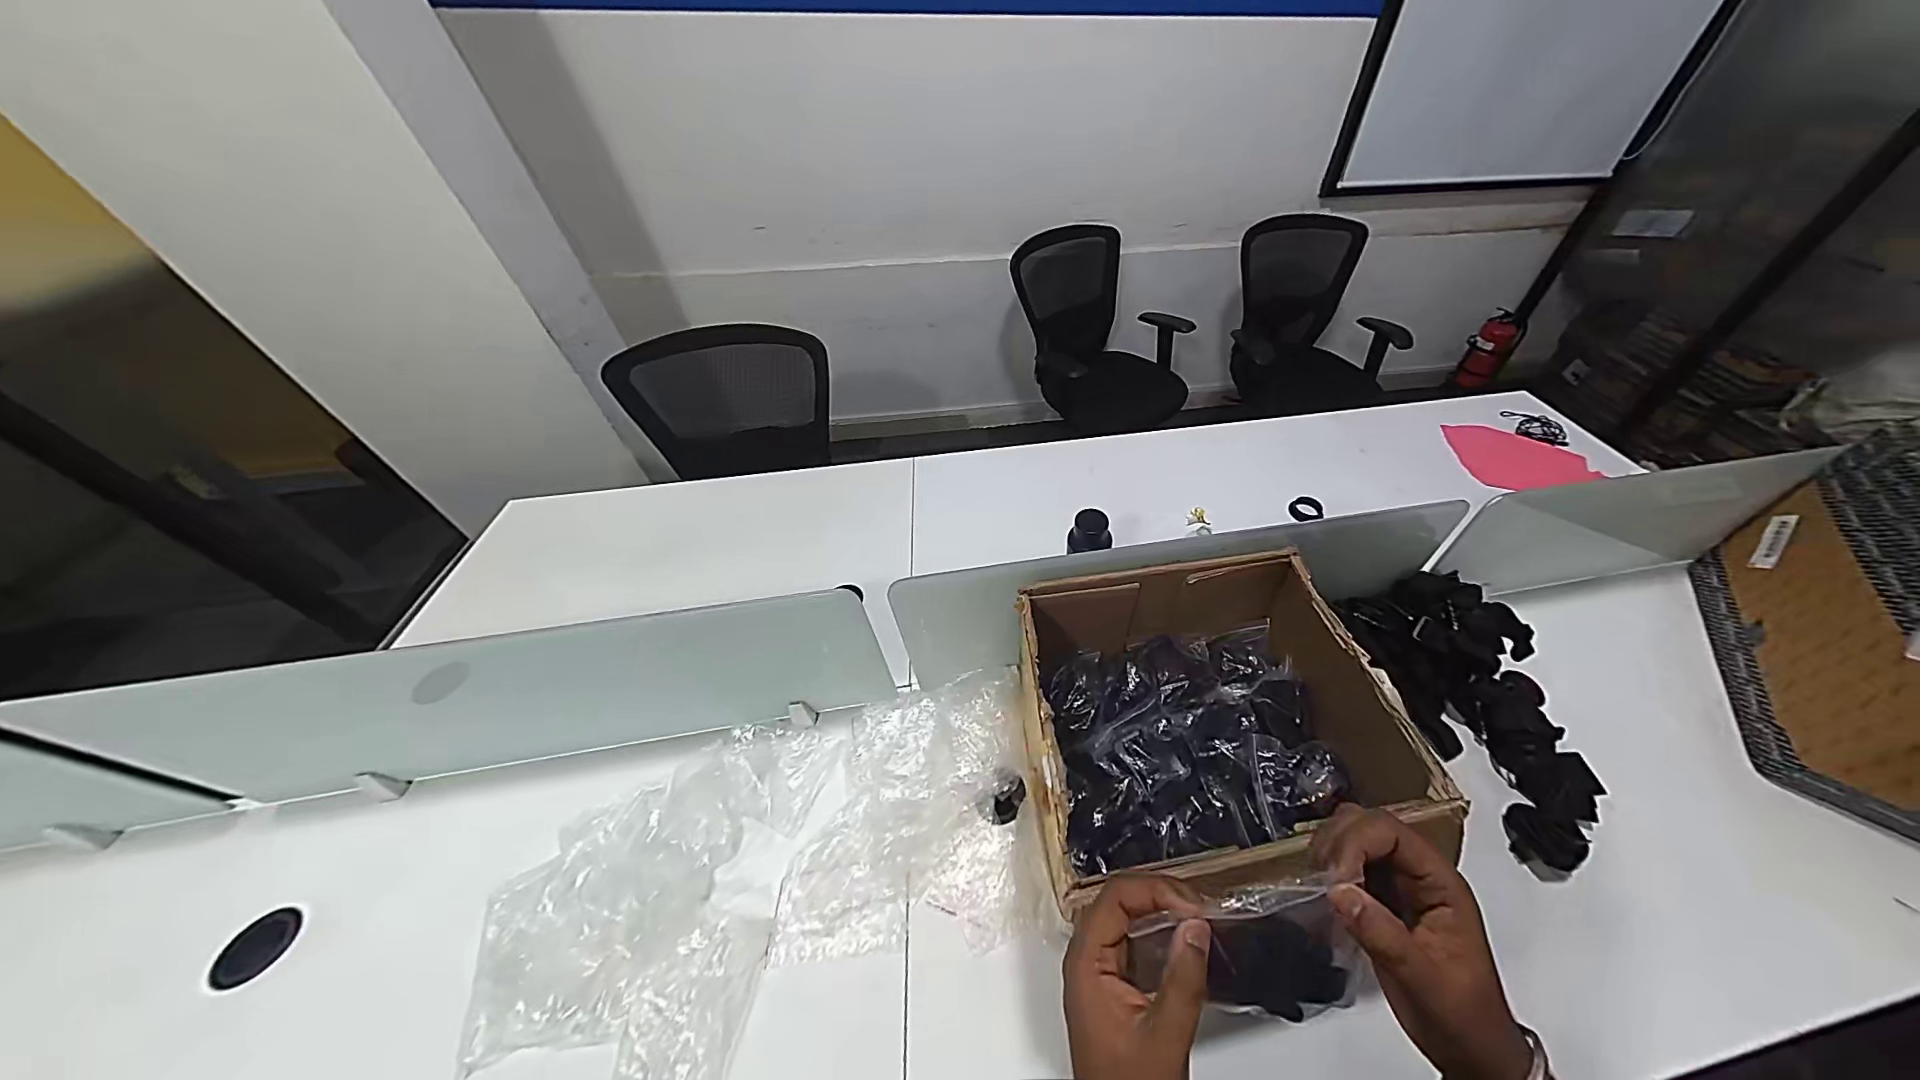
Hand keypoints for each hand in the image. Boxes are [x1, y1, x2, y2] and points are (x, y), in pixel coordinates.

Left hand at [1063, 874, 1210, 1079]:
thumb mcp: (1164, 1036)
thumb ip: (1182, 980)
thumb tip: (1196, 926)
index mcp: (1086, 961)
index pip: (1114, 897)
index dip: (1154, 890)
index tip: (1191, 904)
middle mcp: (1086, 957)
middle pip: (1117, 900)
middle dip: (1159, 893)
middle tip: (1198, 905)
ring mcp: (1097, 969)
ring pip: (1124, 917)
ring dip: (1159, 908)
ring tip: (1195, 914)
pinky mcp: (1112, 982)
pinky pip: (1131, 940)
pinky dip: (1157, 931)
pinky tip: (1182, 937)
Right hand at [1311, 805, 1532, 1079]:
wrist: (1471, 1051)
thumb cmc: (1462, 1018)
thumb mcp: (1425, 981)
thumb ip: (1384, 936)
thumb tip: (1338, 892)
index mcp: (1440, 883)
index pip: (1391, 832)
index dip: (1356, 843)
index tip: (1335, 876)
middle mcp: (1416, 874)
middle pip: (1367, 824)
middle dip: (1337, 842)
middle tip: (1321, 878)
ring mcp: (1395, 882)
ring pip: (1351, 836)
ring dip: (1329, 852)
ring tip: (1320, 885)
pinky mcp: (1376, 895)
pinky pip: (1344, 863)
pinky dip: (1326, 868)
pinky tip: (1321, 892)